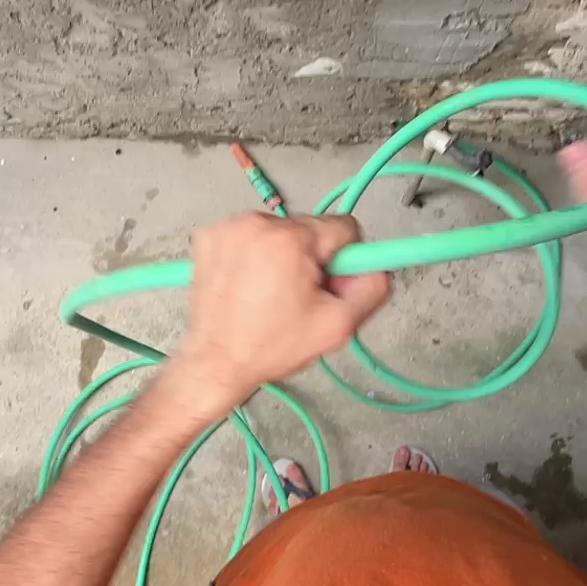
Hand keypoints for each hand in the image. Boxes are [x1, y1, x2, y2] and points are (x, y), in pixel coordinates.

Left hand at [169, 213, 390, 409]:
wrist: (215, 363)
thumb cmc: (271, 347)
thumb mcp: (337, 327)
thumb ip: (371, 290)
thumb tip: (377, 267)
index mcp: (291, 239)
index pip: (343, 227)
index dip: (344, 260)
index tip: (327, 286)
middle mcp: (258, 222)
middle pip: (309, 229)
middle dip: (311, 259)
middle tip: (297, 298)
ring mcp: (228, 227)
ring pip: (279, 232)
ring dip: (281, 256)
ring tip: (269, 295)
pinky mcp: (208, 236)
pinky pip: (249, 236)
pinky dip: (253, 255)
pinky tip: (248, 286)